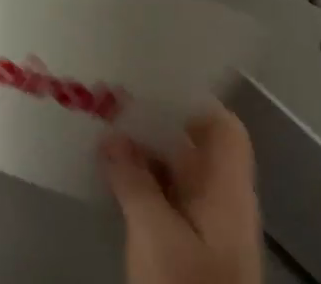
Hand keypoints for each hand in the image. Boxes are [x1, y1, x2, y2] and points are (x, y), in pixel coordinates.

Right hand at [102, 106, 262, 283]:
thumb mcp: (155, 232)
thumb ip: (134, 181)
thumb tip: (113, 137)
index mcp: (228, 192)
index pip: (224, 129)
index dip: (190, 99)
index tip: (144, 77)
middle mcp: (220, 201)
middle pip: (193, 146)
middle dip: (151, 119)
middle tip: (103, 93)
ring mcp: (204, 224)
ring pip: (172, 170)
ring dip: (138, 148)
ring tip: (93, 123)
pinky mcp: (184, 242)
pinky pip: (161, 194)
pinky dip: (135, 176)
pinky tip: (102, 168)